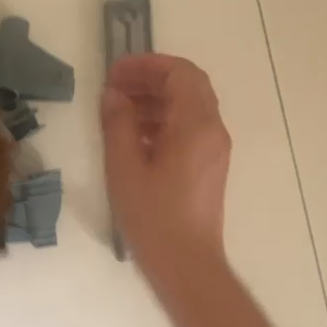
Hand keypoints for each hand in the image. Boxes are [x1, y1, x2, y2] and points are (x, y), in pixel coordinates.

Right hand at [100, 54, 232, 283]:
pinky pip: (187, 129)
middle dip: (151, 79)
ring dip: (154, 100)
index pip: (180, 74)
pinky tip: (132, 135)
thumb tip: (113, 94)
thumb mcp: (125, 167)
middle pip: (187, 86)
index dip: (147, 65)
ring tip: (117, 109)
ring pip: (187, 107)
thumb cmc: (153, 216)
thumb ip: (118, 124)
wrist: (186, 261)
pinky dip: (161, 121)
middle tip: (113, 85)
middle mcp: (212, 130)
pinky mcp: (206, 166)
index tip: (114, 71)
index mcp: (196, 125)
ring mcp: (213, 149)